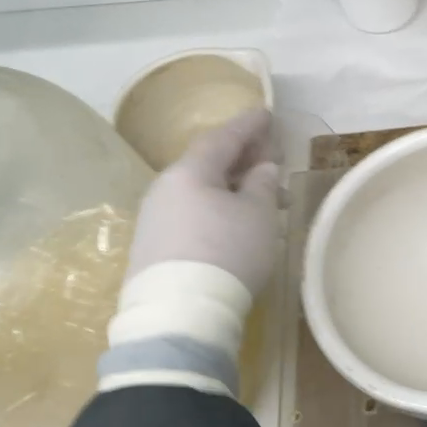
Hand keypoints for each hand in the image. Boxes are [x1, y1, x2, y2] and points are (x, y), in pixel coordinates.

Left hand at [127, 110, 282, 293]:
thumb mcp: (259, 214)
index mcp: (189, 172)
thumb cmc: (228, 252)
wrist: (180, 312)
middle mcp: (165, 189)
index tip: (267, 114)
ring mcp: (155, 219)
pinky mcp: (153, 248)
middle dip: (242, 160)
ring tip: (262, 200)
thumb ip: (263, 184)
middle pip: (208, 164)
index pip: (222, 137)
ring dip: (232, 189)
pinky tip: (235, 225)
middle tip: (272, 159)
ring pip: (200, 192)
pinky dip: (217, 210)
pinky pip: (191, 214)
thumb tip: (261, 168)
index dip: (248, 126)